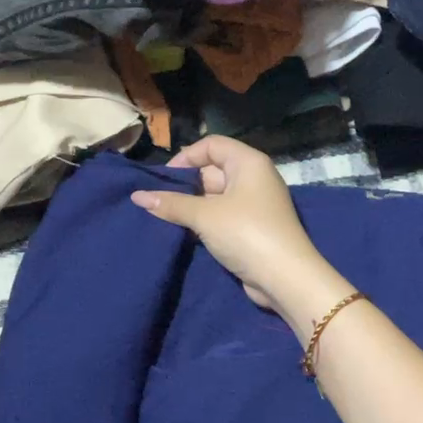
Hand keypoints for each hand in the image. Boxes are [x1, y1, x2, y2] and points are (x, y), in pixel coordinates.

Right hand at [130, 136, 347, 324]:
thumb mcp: (205, 216)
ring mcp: (254, 203)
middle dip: (185, 184)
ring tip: (163, 216)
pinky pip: (222, 215)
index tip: (163, 179)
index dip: (186, 157)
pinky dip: (204, 221)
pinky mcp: (251, 227)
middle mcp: (254, 178)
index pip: (212, 145)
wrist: (284, 276)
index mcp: (249, 163)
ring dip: (192, 205)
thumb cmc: (246, 233)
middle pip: (212, 169)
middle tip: (158, 201)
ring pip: (215, 195)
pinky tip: (182, 231)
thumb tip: (138, 196)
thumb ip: (171, 204)